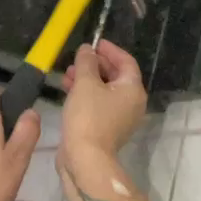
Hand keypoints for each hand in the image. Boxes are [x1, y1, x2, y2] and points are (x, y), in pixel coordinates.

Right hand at [59, 40, 146, 160]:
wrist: (85, 158)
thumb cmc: (88, 116)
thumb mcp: (85, 82)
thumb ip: (86, 62)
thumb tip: (88, 49)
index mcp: (133, 90)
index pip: (126, 62)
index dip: (110, 50)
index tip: (95, 42)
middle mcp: (132, 103)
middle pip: (116, 76)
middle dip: (96, 64)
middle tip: (78, 57)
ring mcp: (120, 118)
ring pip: (105, 90)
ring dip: (87, 78)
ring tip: (68, 72)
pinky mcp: (106, 128)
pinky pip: (98, 103)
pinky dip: (86, 93)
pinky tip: (68, 89)